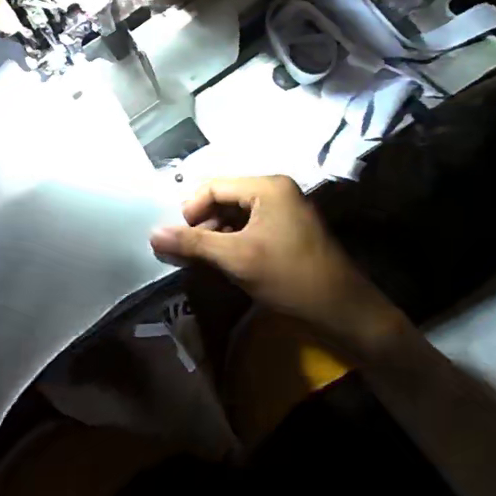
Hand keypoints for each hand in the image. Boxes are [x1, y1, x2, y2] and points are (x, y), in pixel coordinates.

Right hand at [149, 176, 416, 367]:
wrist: (343, 309)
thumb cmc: (290, 277)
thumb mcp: (237, 258)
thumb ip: (194, 243)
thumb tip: (152, 234)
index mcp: (268, 186)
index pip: (213, 186)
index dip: (190, 211)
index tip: (178, 241)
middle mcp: (277, 189)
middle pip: (223, 198)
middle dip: (202, 224)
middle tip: (187, 253)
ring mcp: (285, 209)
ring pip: (235, 214)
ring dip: (216, 235)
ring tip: (204, 261)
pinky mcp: (288, 230)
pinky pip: (250, 226)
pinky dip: (233, 242)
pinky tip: (225, 263)